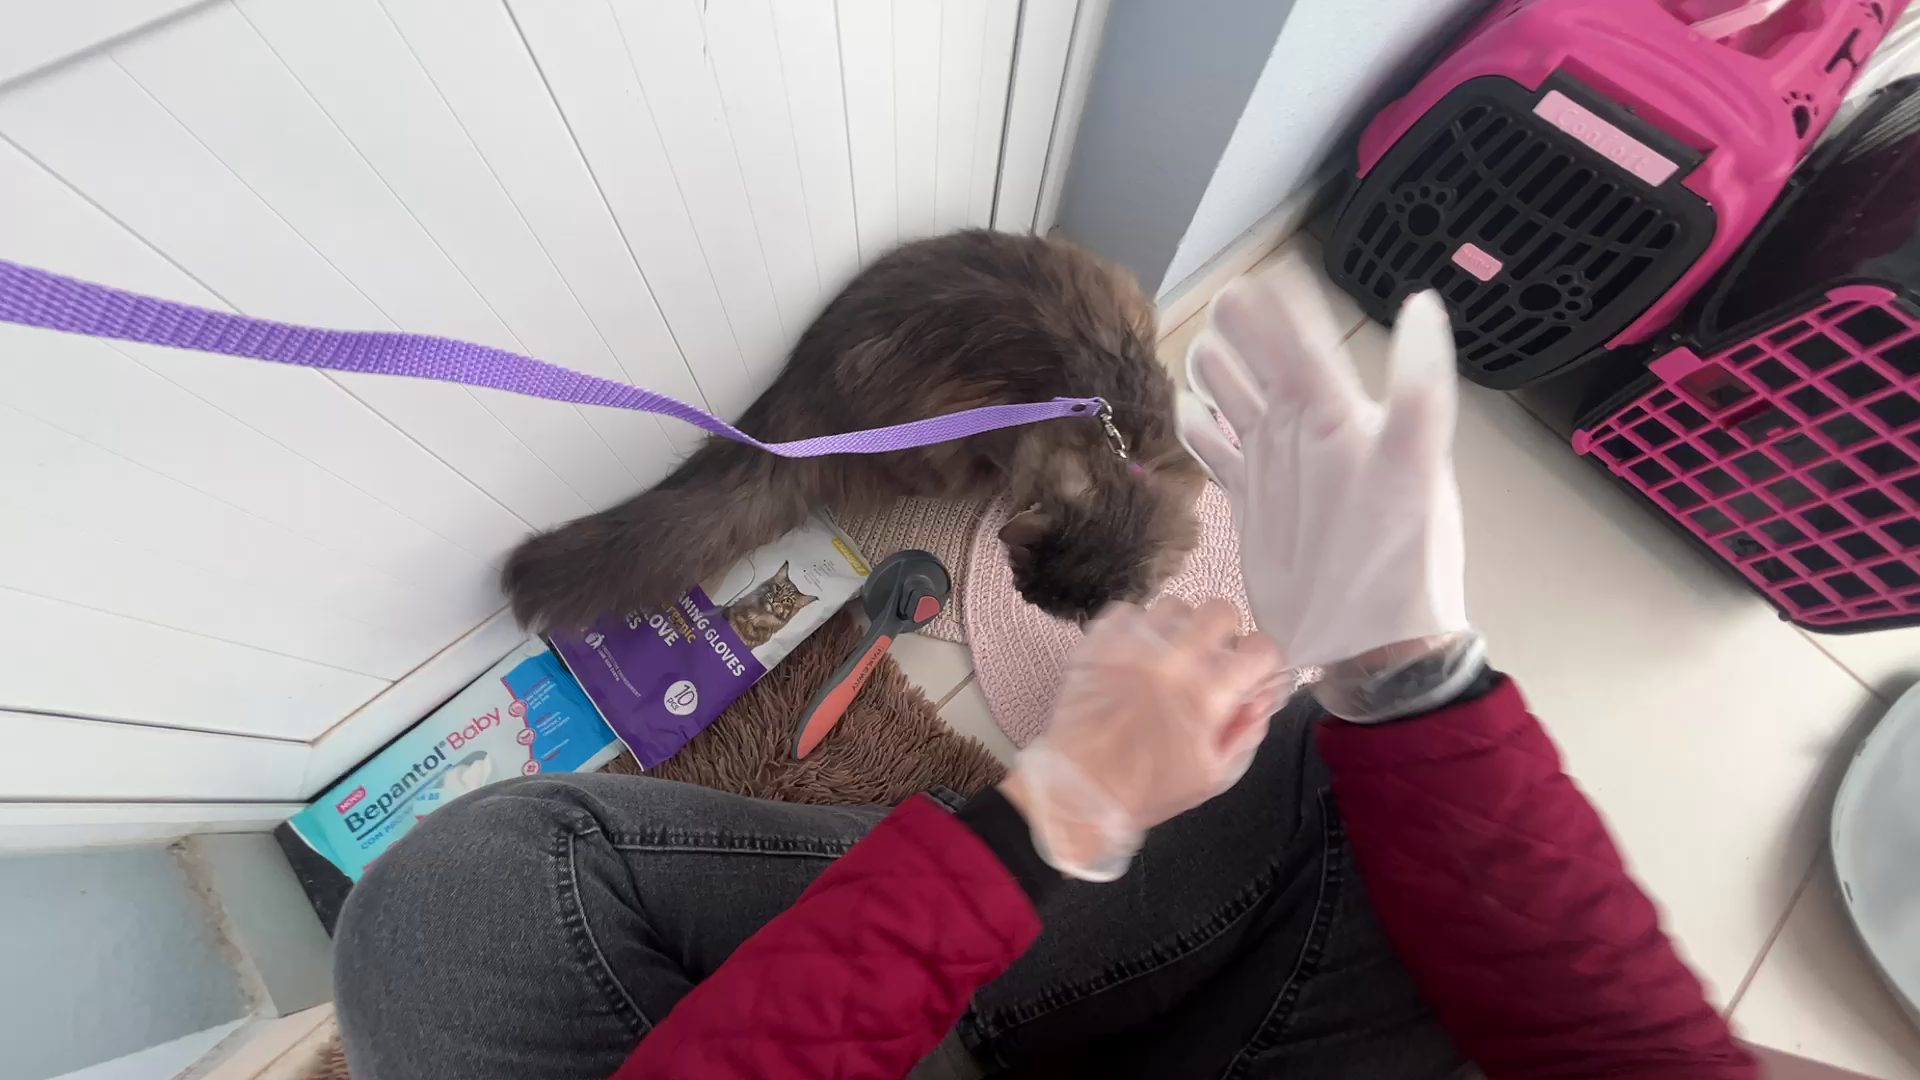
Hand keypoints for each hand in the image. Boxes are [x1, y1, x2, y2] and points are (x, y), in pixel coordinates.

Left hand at [1001, 598, 1284, 880]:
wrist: (1079, 787)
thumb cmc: (1148, 787)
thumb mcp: (1216, 773)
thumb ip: (1248, 727)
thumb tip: (1261, 694)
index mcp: (1210, 690)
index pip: (1262, 648)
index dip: (1261, 664)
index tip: (1249, 675)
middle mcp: (1174, 655)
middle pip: (1221, 611)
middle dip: (1224, 636)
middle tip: (1210, 661)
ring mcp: (1134, 641)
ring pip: (1175, 606)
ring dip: (1179, 629)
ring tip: (1168, 658)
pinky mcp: (1100, 638)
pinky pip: (1129, 611)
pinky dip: (1137, 628)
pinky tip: (1135, 654)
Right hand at [1178, 261, 1480, 719]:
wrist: (1365, 643)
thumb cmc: (1393, 564)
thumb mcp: (1413, 477)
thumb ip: (1417, 395)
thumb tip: (1423, 306)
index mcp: (1342, 424)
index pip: (1305, 353)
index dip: (1279, 317)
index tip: (1254, 281)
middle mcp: (1308, 439)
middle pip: (1267, 373)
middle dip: (1243, 339)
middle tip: (1219, 309)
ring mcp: (1278, 472)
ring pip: (1240, 410)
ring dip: (1219, 382)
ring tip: (1200, 358)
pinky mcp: (1254, 505)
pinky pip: (1222, 460)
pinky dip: (1202, 440)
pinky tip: (1188, 422)